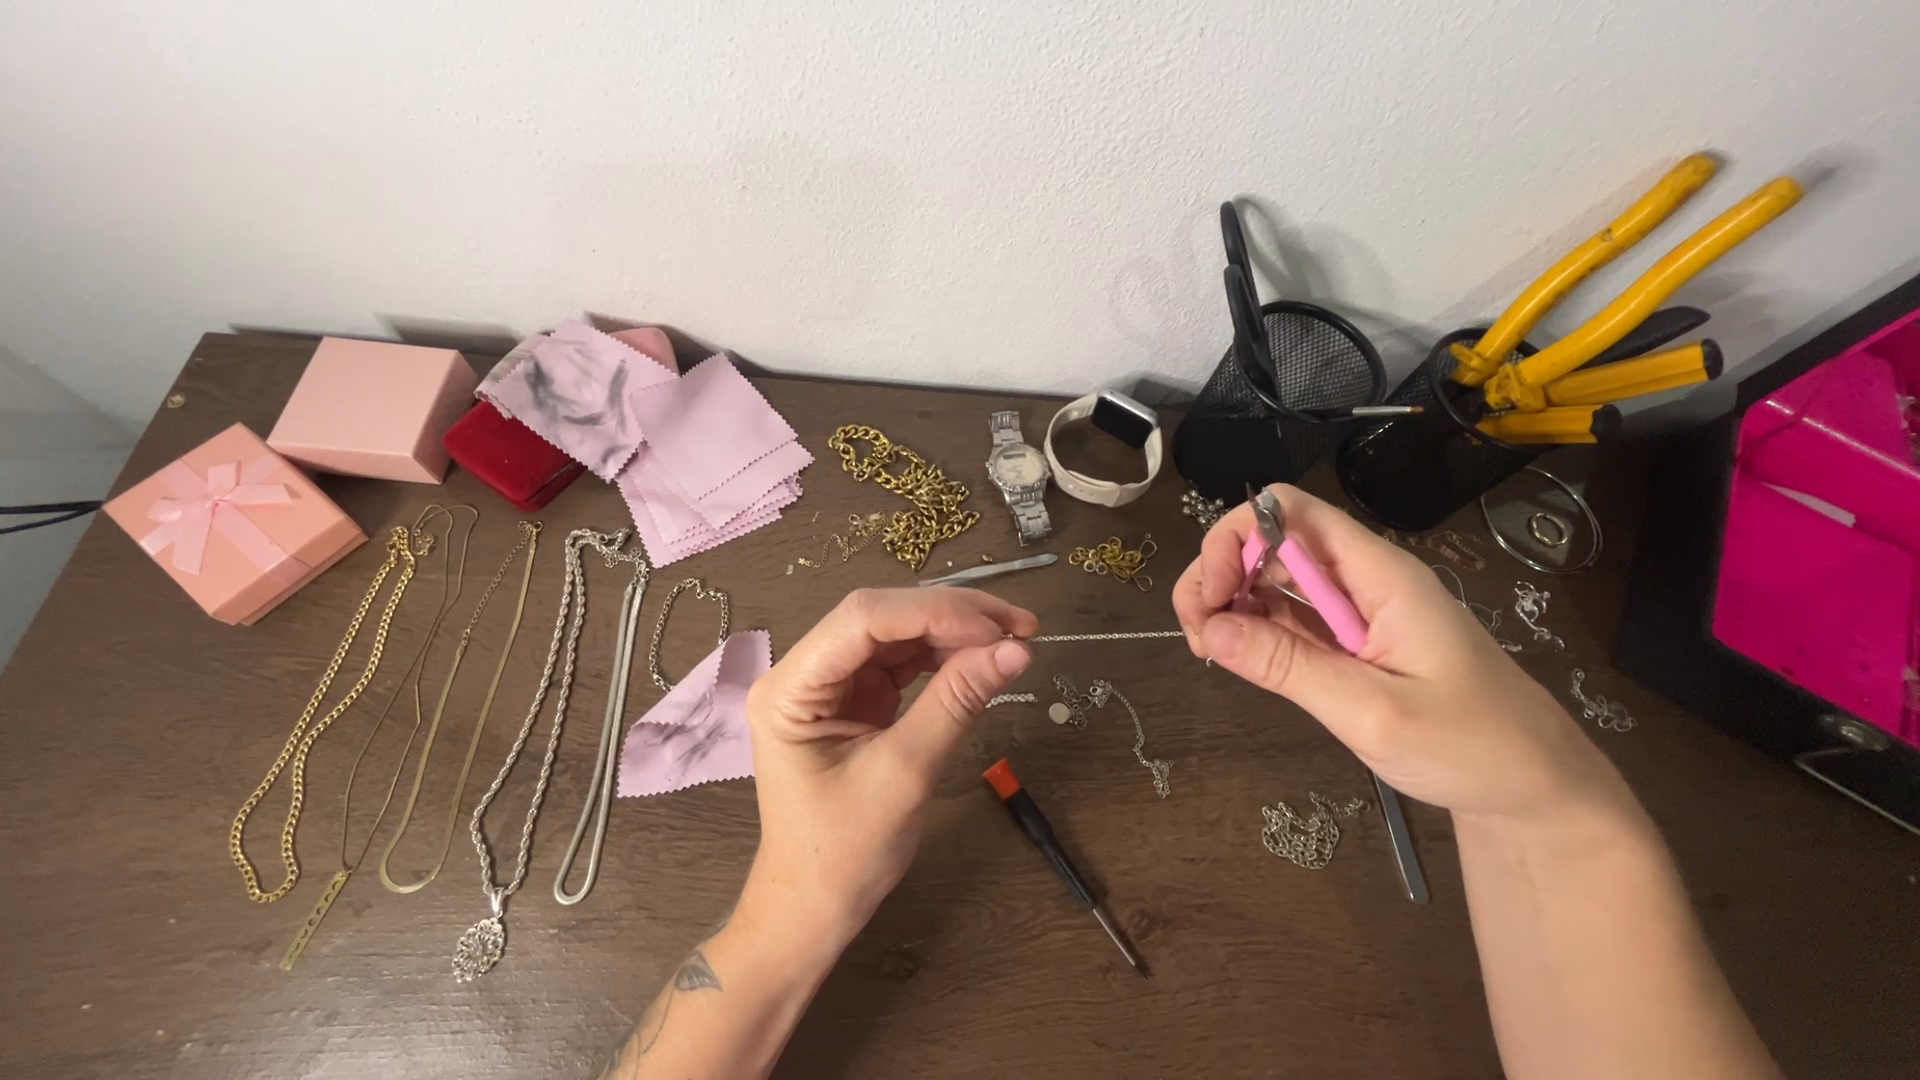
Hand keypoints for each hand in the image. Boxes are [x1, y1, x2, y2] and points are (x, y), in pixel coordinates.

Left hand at [742, 587, 1035, 945]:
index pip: (863, 619)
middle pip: (881, 617)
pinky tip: (982, 658)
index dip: (935, 612)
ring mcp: (830, 683)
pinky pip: (902, 662)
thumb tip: (1016, 649)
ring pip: (897, 633)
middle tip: (1019, 624)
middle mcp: (804, 672)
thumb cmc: (845, 853)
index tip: (998, 627)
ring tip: (1012, 637)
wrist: (816, 906)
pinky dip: (945, 657)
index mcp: (792, 688)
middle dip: (951, 614)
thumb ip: (956, 703)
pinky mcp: (854, 698)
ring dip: (955, 631)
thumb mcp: (905, 773)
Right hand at [1171, 484, 1628, 822]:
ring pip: (1271, 576)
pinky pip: (1286, 614)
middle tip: (1198, 636)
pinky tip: (1236, 655)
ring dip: (1228, 601)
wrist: (1534, 788)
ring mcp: (1354, 607)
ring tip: (1208, 650)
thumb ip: (1287, 665)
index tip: (1213, 600)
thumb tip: (1209, 628)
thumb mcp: (1371, 711)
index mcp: (1379, 574)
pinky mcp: (1348, 637)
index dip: (1238, 538)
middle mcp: (1361, 577)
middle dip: (1219, 572)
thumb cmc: (1470, 746)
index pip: (1291, 511)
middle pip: (1270, 539)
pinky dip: (1250, 627)